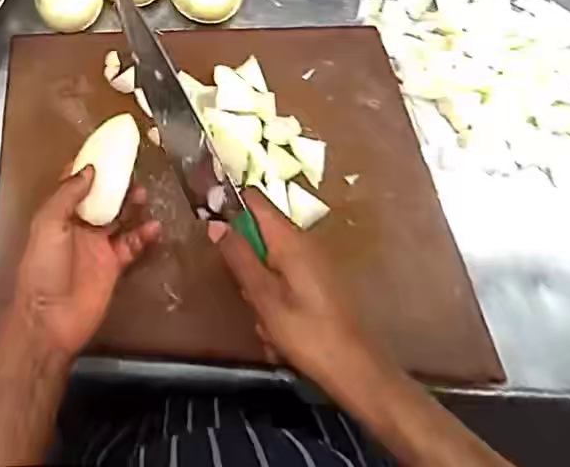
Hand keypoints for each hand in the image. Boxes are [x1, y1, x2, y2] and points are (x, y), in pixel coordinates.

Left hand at [7, 166, 160, 361]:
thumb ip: (68, 194)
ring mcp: (98, 246)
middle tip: (133, 168)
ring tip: (144, 192)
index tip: (107, 149)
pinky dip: (144, 235)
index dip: (89, 166)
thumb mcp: (49, 224)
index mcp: (60, 213)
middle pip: (102, 198)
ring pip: (120, 217)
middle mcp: (80, 226)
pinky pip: (132, 244)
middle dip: (116, 183)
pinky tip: (154, 226)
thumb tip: (90, 169)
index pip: (75, 183)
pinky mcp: (113, 265)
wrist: (49, 321)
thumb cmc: (42, 269)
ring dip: (132, 204)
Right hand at [210, 188, 382, 387]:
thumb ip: (239, 256)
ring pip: (269, 259)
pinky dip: (275, 296)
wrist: (356, 371)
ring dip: (259, 285)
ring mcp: (312, 261)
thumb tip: (215, 223)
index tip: (213, 227)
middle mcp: (302, 241)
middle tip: (245, 292)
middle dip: (245, 258)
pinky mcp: (317, 281)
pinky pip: (284, 276)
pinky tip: (278, 328)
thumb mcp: (263, 296)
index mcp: (288, 237)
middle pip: (259, 232)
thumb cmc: (307, 332)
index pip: (254, 199)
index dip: (230, 205)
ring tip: (264, 319)